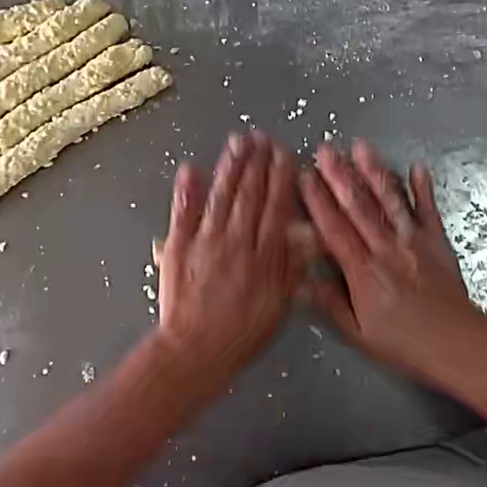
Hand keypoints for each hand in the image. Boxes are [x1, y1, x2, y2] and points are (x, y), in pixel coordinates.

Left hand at [152, 131, 304, 386]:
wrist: (195, 351)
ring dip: (230, 166)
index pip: (275, 207)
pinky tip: (191, 167)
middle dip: (257, 162)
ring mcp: (205, 239)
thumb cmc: (241, 334)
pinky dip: (187, 188)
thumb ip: (292, 267)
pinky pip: (183, 211)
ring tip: (237, 141)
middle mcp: (236, 240)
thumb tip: (308, 233)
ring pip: (221, 195)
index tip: (284, 153)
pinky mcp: (179, 244)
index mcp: (263, 255)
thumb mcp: (278, 307)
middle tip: (261, 136)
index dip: (280, 178)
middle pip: (249, 193)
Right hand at [301, 140, 486, 383]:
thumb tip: (300, 277)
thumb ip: (330, 302)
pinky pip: (429, 211)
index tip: (303, 175)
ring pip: (389, 201)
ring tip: (361, 147)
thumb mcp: (359, 334)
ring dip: (374, 172)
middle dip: (339, 175)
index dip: (316, 200)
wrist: (461, 348)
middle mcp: (386, 249)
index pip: (334, 228)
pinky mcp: (437, 242)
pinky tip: (417, 167)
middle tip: (325, 149)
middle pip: (358, 206)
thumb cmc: (406, 345)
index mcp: (363, 271)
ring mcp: (414, 242)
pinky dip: (423, 188)